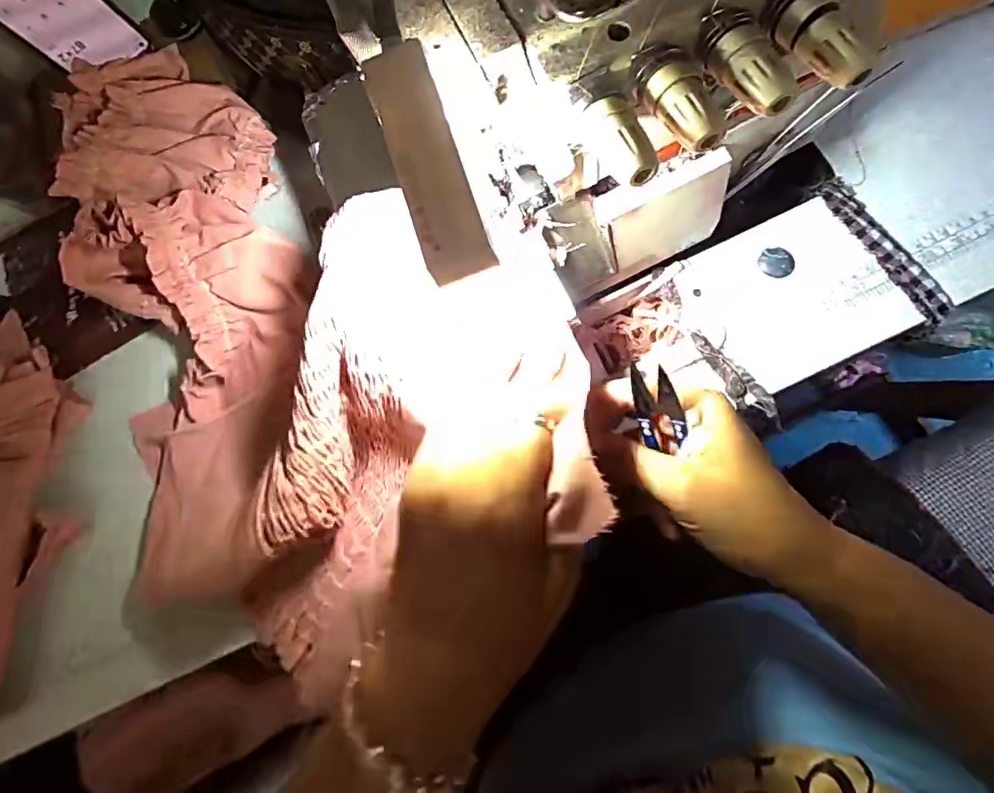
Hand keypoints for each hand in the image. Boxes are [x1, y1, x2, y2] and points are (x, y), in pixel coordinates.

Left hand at [350, 272, 586, 778]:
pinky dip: (467, 395)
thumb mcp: (559, 570)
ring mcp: (433, 470)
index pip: (537, 419)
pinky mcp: (417, 477)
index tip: (572, 353)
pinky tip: (481, 376)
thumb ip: (567, 500)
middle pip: (501, 400)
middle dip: (527, 364)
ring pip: (469, 403)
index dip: (557, 386)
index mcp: (503, 495)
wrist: (425, 665)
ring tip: (515, 336)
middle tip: (546, 327)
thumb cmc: (506, 628)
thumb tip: (576, 451)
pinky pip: (447, 422)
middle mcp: (462, 470)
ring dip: (495, 370)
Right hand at [595, 376, 831, 582]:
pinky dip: (661, 499)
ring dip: (646, 491)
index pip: (636, 390)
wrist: (791, 554)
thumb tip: (588, 436)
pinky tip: (671, 528)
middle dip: (630, 465)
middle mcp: (695, 414)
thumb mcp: (677, 485)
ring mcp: (696, 442)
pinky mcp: (698, 467)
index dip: (604, 408)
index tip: (575, 432)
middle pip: (639, 425)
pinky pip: (663, 473)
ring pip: (647, 454)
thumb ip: (630, 458)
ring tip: (658, 521)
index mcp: (697, 402)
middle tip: (616, 492)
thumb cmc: (738, 510)